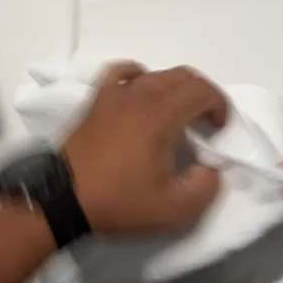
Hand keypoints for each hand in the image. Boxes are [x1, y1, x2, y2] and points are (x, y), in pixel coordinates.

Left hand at [60, 62, 229, 235]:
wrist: (62, 200)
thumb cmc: (118, 202)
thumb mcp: (173, 210)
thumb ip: (205, 187)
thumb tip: (209, 168)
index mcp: (160, 115)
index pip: (201, 90)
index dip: (219, 105)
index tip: (219, 130)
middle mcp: (138, 94)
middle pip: (182, 77)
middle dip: (202, 96)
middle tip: (205, 124)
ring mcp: (113, 94)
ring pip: (155, 74)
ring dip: (175, 88)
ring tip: (177, 114)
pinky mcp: (96, 101)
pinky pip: (121, 73)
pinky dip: (139, 77)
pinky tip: (141, 93)